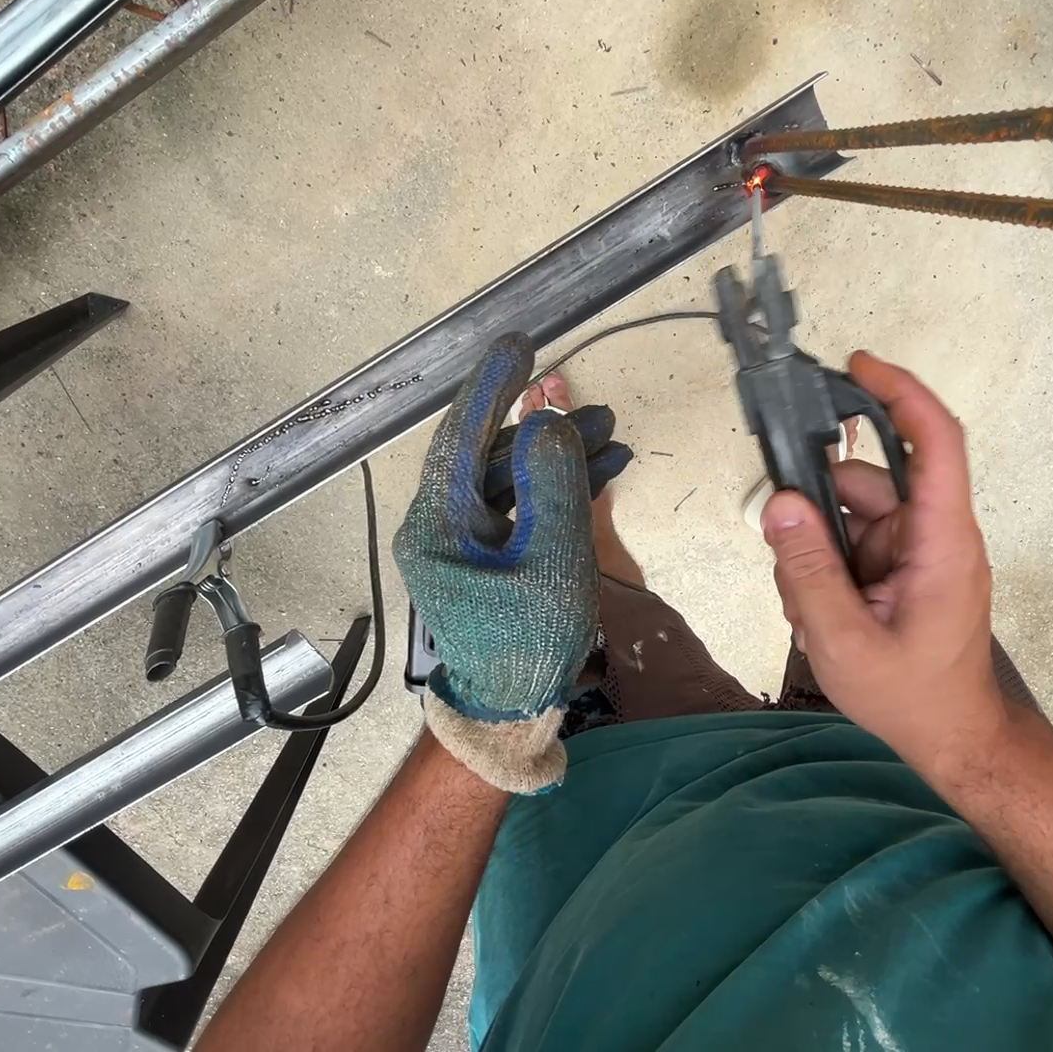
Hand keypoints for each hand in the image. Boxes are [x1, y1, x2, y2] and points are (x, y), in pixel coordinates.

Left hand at [392, 333, 600, 793]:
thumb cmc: (528, 640)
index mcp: (439, 522)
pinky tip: (600, 474)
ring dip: (559, 461)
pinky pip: (518, 510)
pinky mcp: (485, 557)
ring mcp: (462, 542)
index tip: (519, 345)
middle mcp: (440, 524)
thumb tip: (547, 423)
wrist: (511, 707)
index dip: (492, 387)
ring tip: (613, 440)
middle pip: (492, 456)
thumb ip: (552, 484)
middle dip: (547, 432)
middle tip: (597, 409)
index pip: (461, 436)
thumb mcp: (551, 558)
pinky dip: (555, 493)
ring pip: (510, 481)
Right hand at [760, 351, 1007, 768]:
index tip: (856, 365)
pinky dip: (821, 571)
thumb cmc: (913, 698)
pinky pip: (844, 546)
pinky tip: (816, 616)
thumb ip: (807, 571)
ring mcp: (907, 552)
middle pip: (863, 483)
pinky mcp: (892, 569)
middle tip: (784, 553)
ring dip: (813, 554)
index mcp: (939, 541)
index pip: (932, 444)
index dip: (900, 394)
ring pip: (844, 517)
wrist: (954, 742)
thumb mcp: (844, 641)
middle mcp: (927, 534)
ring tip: (807, 613)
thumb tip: (779, 503)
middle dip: (816, 512)